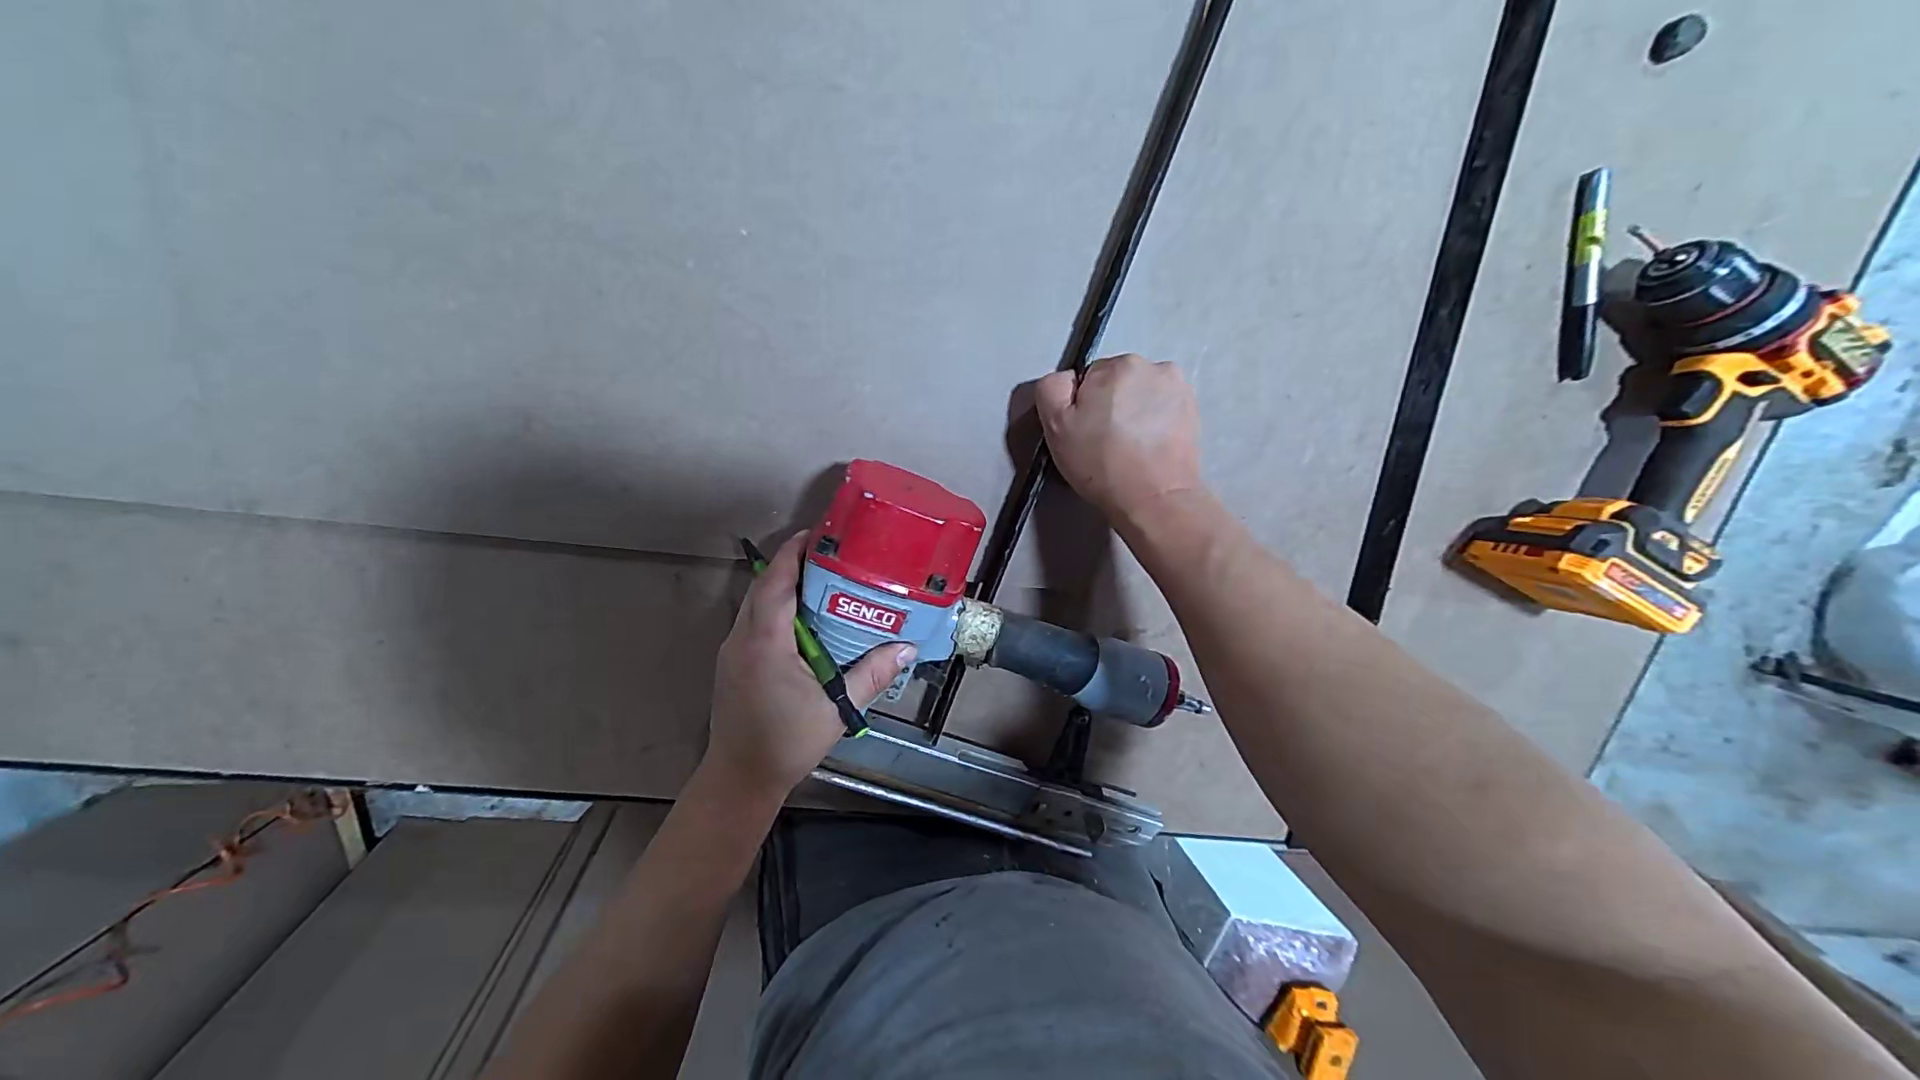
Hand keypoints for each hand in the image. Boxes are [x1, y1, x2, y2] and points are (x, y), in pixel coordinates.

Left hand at [702, 533, 916, 802]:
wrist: (740, 777)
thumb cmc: (785, 742)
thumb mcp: (835, 707)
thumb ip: (871, 674)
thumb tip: (907, 648)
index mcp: (764, 642)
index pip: (776, 582)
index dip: (794, 552)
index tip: (818, 533)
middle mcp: (742, 638)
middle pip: (764, 585)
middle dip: (793, 563)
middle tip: (831, 553)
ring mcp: (733, 650)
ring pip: (757, 602)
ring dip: (784, 584)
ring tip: (823, 578)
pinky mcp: (735, 662)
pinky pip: (755, 621)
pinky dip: (777, 607)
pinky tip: (805, 617)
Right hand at [1034, 353, 1204, 521]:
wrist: (1155, 498)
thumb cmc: (1104, 464)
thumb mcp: (1055, 425)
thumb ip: (1052, 388)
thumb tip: (1066, 380)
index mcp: (1117, 365)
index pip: (1088, 378)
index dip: (1082, 407)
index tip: (1084, 431)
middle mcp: (1153, 367)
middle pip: (1117, 383)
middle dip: (1109, 406)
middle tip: (1105, 442)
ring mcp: (1178, 388)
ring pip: (1141, 396)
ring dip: (1133, 413)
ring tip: (1128, 448)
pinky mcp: (1193, 411)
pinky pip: (1162, 410)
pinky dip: (1154, 424)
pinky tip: (1146, 449)